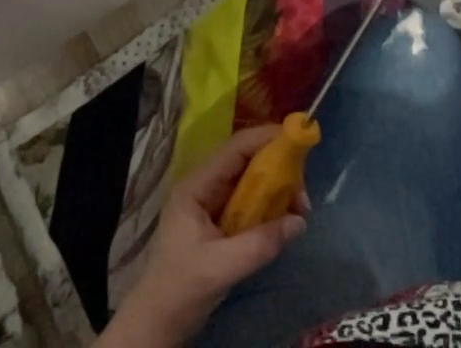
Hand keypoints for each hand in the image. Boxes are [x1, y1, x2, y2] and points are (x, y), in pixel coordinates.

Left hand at [100, 125, 307, 347]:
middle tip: (303, 192)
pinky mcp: (222, 223)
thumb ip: (260, 244)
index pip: (236, 148)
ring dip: (278, 191)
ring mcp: (213, 205)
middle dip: (279, 169)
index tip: (300, 140)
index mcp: (197, 186)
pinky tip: (286, 222)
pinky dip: (272, 207)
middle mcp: (206, 188)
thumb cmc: (180, 288)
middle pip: (248, 162)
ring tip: (299, 210)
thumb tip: (300, 221)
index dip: (267, 138)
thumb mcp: (221, 266)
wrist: (158, 323)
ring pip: (252, 182)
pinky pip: (252, 203)